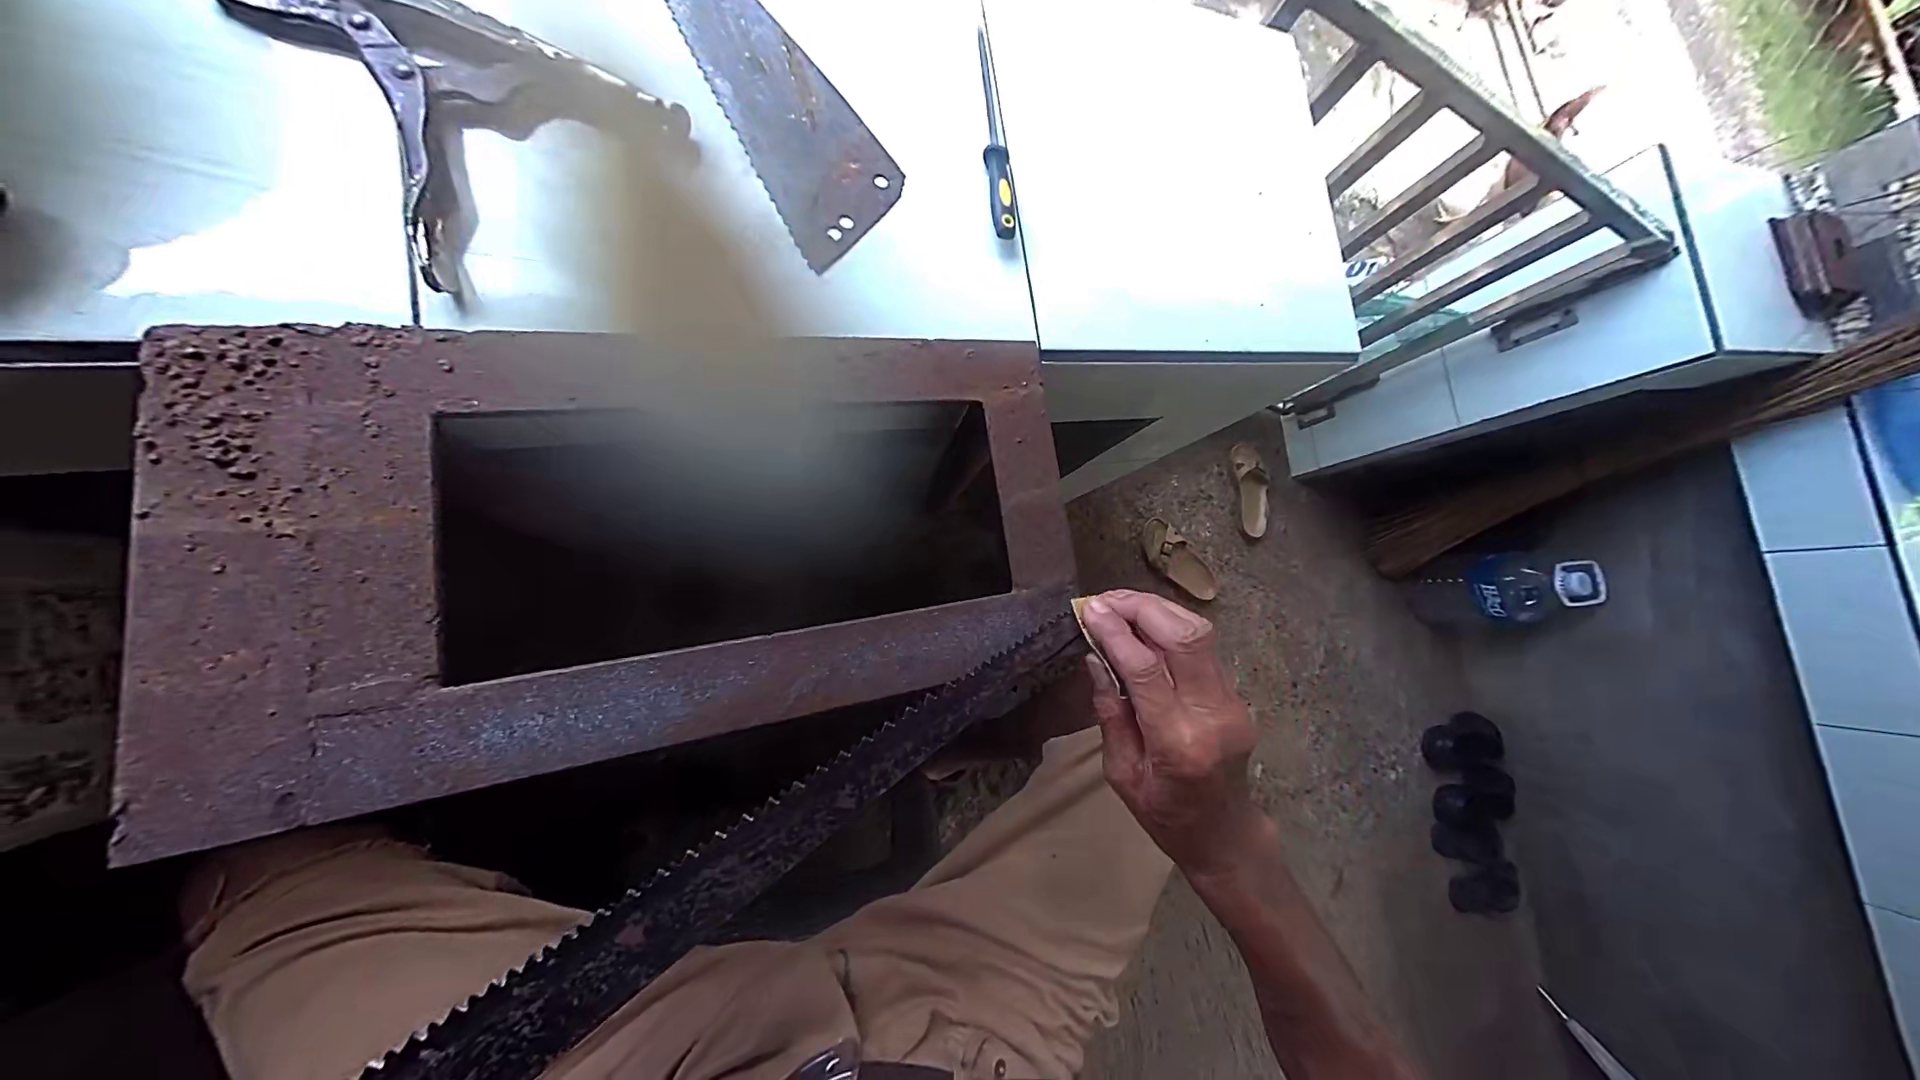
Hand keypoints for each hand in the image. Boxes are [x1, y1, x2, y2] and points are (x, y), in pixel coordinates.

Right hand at [1078, 590, 1261, 879]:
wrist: (1225, 833)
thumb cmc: (1164, 814)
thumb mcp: (1120, 772)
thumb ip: (1110, 712)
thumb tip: (1096, 656)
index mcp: (1178, 743)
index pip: (1146, 669)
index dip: (1116, 632)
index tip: (1089, 609)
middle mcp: (1212, 715)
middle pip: (1186, 637)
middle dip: (1142, 608)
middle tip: (1105, 601)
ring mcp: (1232, 702)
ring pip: (1201, 633)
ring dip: (1158, 610)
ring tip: (1121, 605)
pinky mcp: (1236, 695)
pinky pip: (1204, 647)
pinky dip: (1171, 626)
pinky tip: (1144, 625)